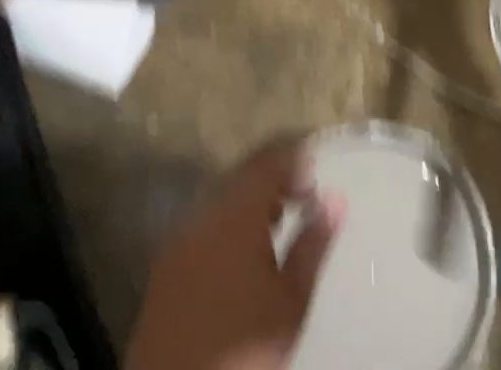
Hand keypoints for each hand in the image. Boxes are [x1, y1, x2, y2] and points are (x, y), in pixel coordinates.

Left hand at [128, 139, 344, 369]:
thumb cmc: (244, 347)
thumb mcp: (291, 299)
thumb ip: (312, 244)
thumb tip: (335, 199)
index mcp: (234, 217)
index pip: (265, 161)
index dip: (293, 153)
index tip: (319, 164)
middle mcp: (201, 219)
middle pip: (240, 176)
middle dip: (274, 176)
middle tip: (306, 193)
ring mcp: (178, 243)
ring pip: (220, 199)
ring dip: (251, 199)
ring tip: (282, 221)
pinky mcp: (165, 269)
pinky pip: (203, 224)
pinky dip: (229, 222)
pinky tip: (247, 250)